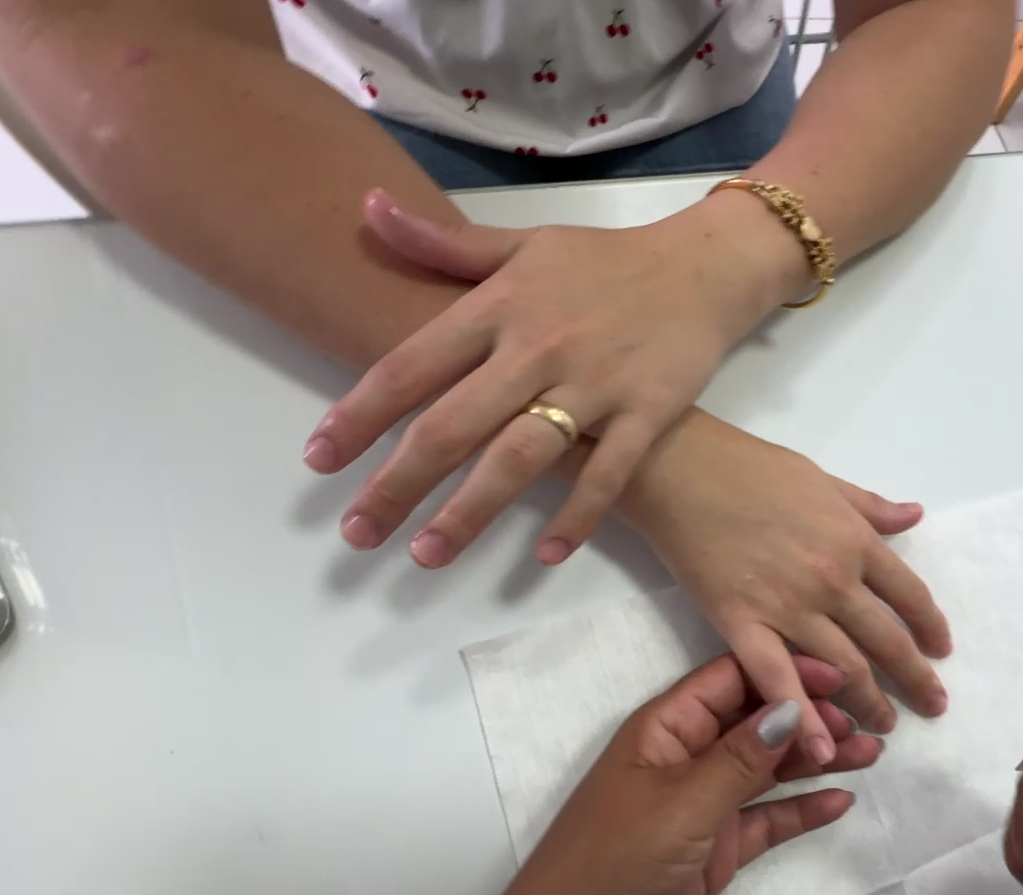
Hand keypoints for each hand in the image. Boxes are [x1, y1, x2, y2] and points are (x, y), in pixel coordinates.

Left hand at [302, 189, 805, 568]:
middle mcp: (539, 348)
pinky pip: (609, 474)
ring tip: (429, 555)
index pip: (411, 365)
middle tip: (358, 534)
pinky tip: (545, 557)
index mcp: (501, 306)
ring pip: (522, 458)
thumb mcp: (526, 243)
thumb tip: (365, 209)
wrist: (702, 270)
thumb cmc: (607, 261)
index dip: (360, 415)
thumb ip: (446, 243)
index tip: (320, 462)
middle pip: (454, 425)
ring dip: (472, 511)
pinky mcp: (647, 413)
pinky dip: (578, 516)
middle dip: (398, 483)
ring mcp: (596, 385)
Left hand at [514, 652, 879, 894]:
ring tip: (872, 755)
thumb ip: (740, 757)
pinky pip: (766, 818)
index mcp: (667, 727)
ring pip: (768, 770)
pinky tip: (840, 803)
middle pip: (757, 723)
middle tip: (864, 723)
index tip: (839, 675)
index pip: (732, 680)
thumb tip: (793, 706)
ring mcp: (703, 802)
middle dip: (809, 719)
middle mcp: (688, 756)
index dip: (784, 671)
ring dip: (815, 761)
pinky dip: (801, 810)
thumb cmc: (617, 860)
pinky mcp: (715, 847)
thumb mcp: (682, 802)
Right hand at [615, 411, 951, 763]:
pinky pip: (778, 679)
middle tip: (933, 707)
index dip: (930, 627)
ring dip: (870, 704)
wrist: (682, 470)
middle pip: (886, 641)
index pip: (910, 596)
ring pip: (842, 668)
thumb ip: (870, 507)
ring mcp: (788, 607)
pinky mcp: (742, 625)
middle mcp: (833, 581)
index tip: (941, 649)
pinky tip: (821, 747)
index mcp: (855, 541)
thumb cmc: (752, 468)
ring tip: (885, 728)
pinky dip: (802, 717)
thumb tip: (915, 515)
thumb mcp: (824, 479)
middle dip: (915, 679)